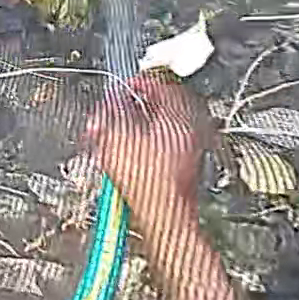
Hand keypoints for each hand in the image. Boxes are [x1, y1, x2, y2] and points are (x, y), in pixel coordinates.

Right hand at [87, 75, 211, 226]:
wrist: (162, 216)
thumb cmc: (146, 179)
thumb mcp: (118, 135)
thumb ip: (114, 111)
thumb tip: (114, 96)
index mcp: (177, 115)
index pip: (160, 84)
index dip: (136, 83)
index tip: (121, 88)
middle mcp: (188, 128)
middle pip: (157, 105)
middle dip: (130, 107)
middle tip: (111, 112)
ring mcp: (187, 146)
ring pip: (156, 124)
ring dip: (132, 125)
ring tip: (110, 134)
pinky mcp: (181, 163)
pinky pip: (158, 142)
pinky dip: (139, 140)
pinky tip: (121, 151)